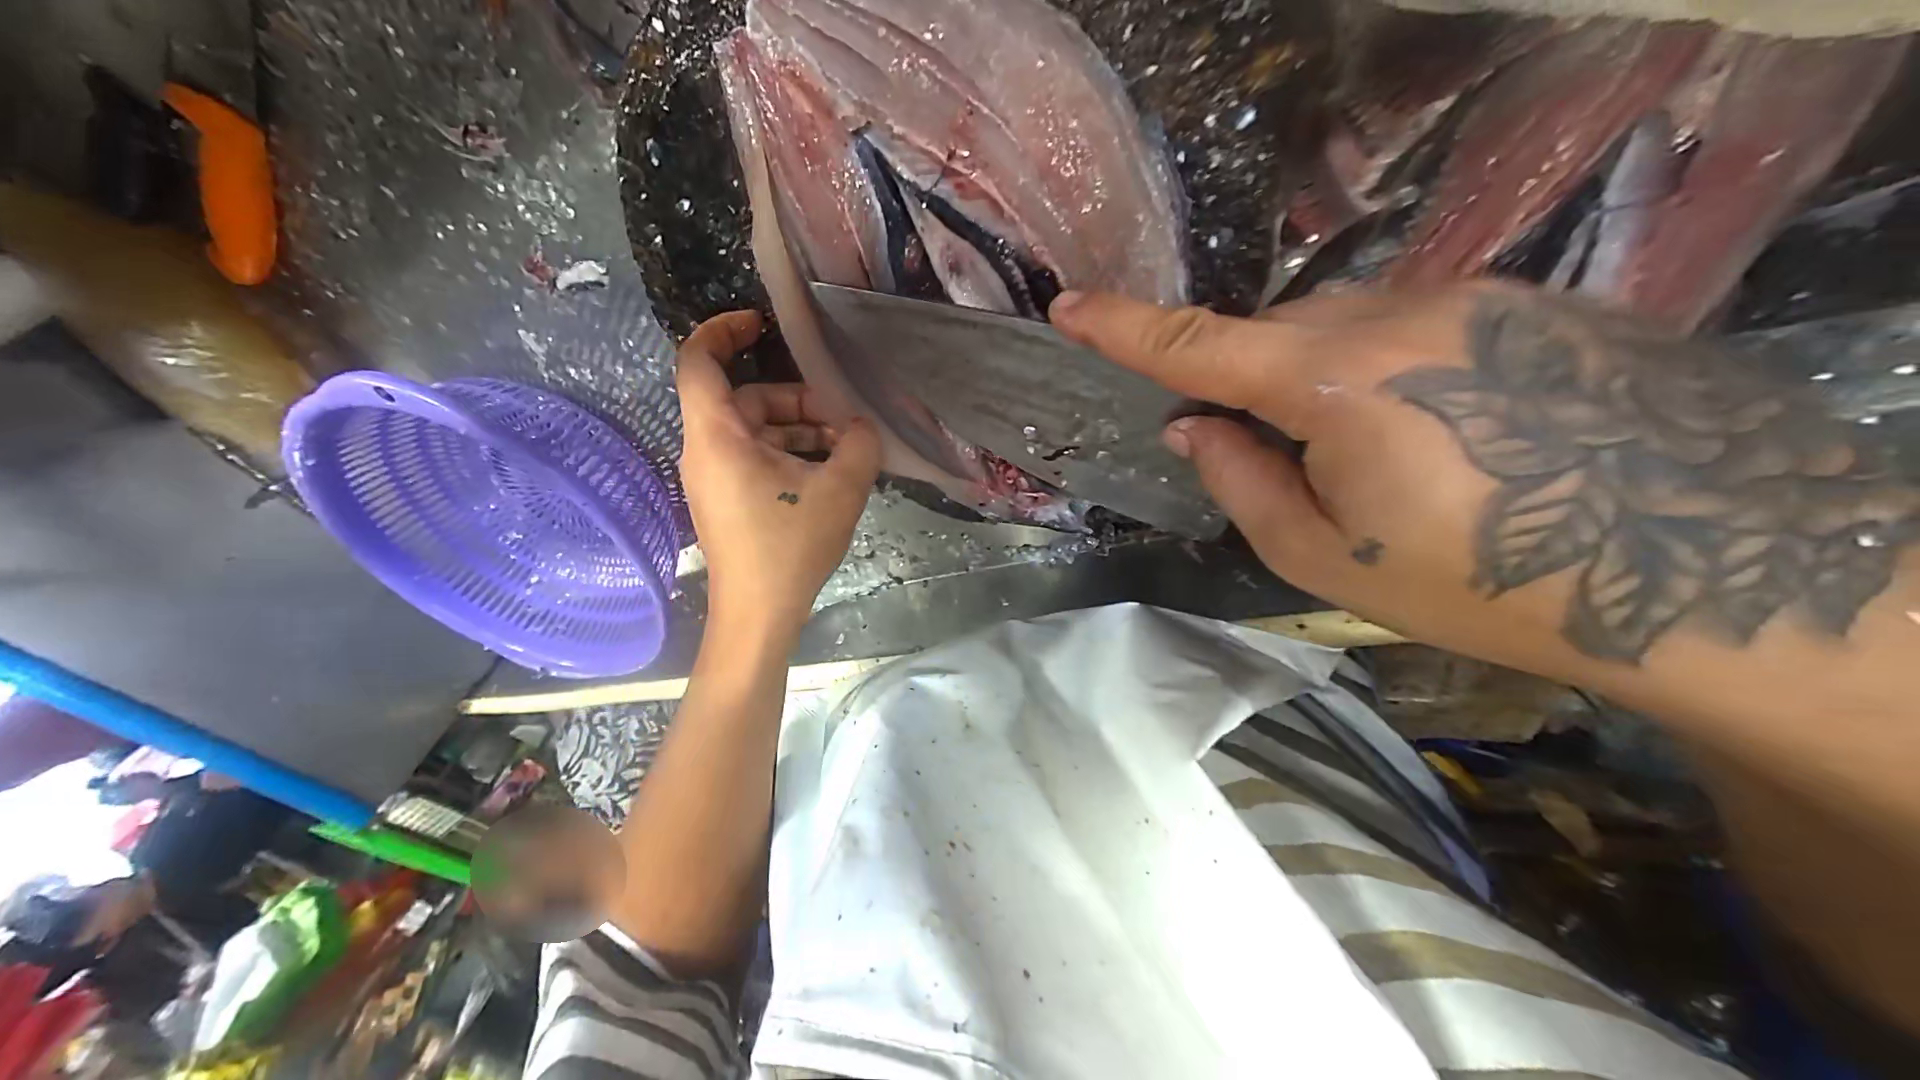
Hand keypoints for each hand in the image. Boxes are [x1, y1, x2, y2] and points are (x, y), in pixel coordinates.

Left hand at [675, 311, 881, 641]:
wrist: (759, 615)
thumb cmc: (790, 548)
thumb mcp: (840, 490)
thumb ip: (859, 445)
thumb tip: (860, 427)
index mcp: (717, 437)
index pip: (699, 361)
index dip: (723, 330)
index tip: (761, 323)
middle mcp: (706, 450)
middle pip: (745, 398)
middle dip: (797, 400)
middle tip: (842, 419)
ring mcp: (715, 477)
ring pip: (755, 430)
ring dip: (800, 430)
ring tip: (846, 450)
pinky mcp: (728, 499)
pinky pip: (756, 458)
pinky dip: (790, 454)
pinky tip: (829, 473)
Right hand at [1049, 283, 1919, 706]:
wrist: (1708, 575)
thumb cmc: (1481, 585)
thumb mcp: (1325, 556)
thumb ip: (1239, 481)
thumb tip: (1191, 425)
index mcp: (1337, 383)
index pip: (1199, 344)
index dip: (1124, 327)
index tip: (1068, 304)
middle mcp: (1401, 314)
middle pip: (1276, 330)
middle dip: (1254, 383)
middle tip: (1279, 460)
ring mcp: (1475, 298)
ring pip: (1344, 322)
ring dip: (1324, 379)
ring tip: (1382, 458)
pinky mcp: (1529, 303)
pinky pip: (1410, 322)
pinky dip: (1387, 368)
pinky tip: (1445, 433)